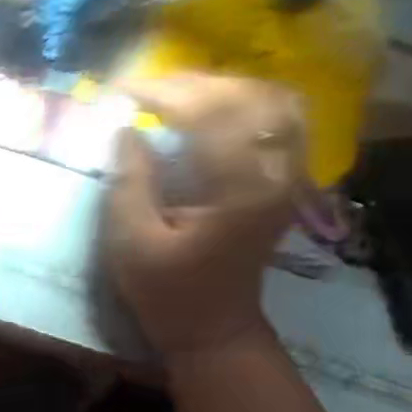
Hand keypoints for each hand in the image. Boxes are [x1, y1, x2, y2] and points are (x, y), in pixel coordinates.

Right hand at [105, 74, 304, 358]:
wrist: (213, 326)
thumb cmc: (167, 292)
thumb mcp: (131, 243)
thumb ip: (129, 183)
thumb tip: (127, 131)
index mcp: (240, 191)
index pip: (212, 115)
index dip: (165, 94)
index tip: (122, 89)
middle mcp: (278, 173)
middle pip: (248, 98)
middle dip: (191, 84)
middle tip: (143, 89)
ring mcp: (289, 174)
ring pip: (271, 101)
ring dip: (220, 88)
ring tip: (173, 94)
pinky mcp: (285, 177)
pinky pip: (278, 119)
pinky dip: (244, 102)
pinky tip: (210, 107)